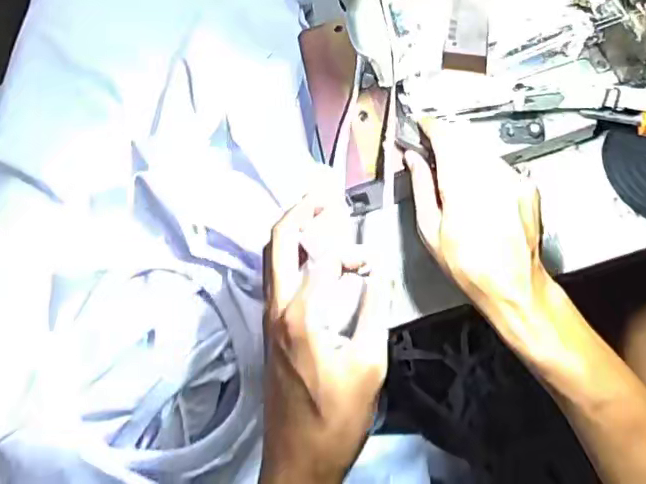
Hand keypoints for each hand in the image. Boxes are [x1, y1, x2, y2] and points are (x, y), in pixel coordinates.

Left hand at [261, 194, 389, 483]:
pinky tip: (315, 250)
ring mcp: (269, 318)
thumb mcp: (369, 365)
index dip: (351, 250)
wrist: (296, 466)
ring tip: (322, 208)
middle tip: (327, 190)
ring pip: (273, 254)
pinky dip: (294, 249)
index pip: (322, 255)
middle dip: (302, 207)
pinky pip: (277, 273)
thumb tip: (376, 270)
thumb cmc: (334, 421)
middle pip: (279, 239)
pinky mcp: (271, 328)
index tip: (371, 261)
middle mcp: (277, 308)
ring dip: (296, 225)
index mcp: (300, 315)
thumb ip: (374, 308)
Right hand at [403, 115, 548, 323]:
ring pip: (483, 149)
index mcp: (461, 184)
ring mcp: (511, 178)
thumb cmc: (473, 269)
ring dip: (468, 155)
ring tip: (459, 182)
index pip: (444, 135)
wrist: (515, 286)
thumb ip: (421, 186)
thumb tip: (413, 160)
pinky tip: (482, 194)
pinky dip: (488, 170)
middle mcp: (489, 175)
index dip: (430, 126)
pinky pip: (501, 164)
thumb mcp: (432, 231)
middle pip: (464, 138)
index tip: (422, 125)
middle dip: (447, 141)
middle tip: (434, 155)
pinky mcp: (526, 184)